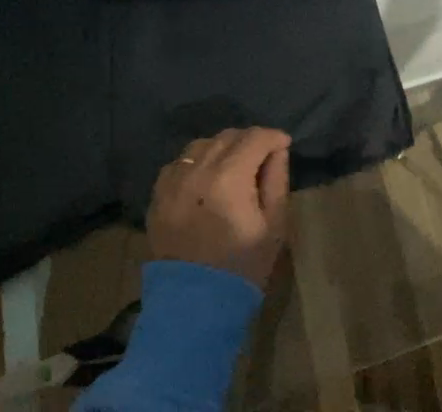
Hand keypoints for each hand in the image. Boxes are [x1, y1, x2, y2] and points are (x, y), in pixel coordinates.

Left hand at [147, 127, 291, 287]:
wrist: (195, 306)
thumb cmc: (243, 266)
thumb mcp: (274, 225)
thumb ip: (277, 180)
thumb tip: (277, 151)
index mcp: (229, 177)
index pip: (255, 138)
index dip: (274, 137)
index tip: (284, 145)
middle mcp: (197, 171)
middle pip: (228, 136)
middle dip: (250, 141)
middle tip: (262, 157)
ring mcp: (172, 182)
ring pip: (201, 145)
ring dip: (221, 149)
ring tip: (233, 166)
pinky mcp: (157, 196)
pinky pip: (178, 164)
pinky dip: (196, 163)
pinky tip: (205, 179)